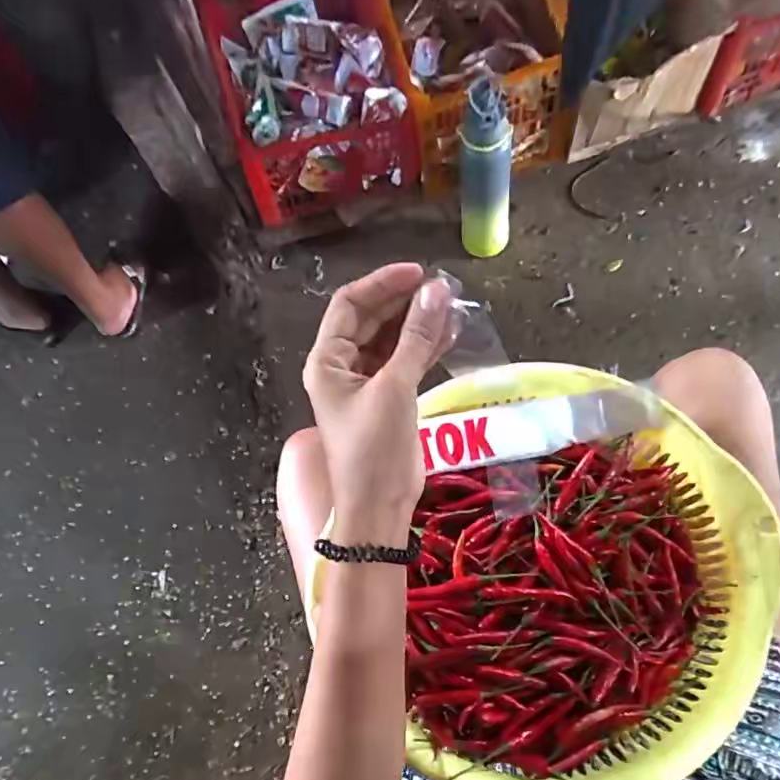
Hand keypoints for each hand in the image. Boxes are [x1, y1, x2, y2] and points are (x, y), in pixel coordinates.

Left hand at [304, 263, 453, 544]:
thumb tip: (437, 292)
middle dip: (405, 302)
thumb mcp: (394, 390)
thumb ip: (416, 339)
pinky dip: (426, 348)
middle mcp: (343, 369)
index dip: (383, 284)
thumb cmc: (375, 451)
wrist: (379, 506)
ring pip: (392, 341)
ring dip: (419, 324)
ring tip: (452, 307)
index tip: (419, 274)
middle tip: (442, 290)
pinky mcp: (390, 401)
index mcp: (328, 362)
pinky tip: (450, 334)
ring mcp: (367, 385)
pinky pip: (406, 363)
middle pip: (372, 320)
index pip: (350, 306)